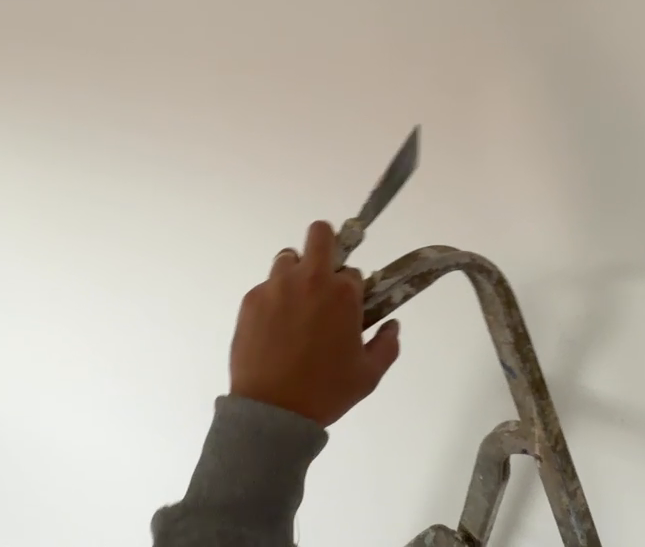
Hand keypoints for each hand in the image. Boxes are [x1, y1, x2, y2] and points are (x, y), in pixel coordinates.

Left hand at [228, 221, 401, 426]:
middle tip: (322, 273)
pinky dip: (272, 300)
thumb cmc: (326, 391)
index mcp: (343, 293)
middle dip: (325, 243)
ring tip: (294, 306)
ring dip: (295, 274)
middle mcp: (310, 279)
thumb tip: (392, 325)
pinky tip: (272, 329)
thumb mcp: (368, 375)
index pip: (353, 271)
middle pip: (320, 232)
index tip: (346, 308)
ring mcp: (277, 286)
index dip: (351, 288)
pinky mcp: (251, 299)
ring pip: (288, 258)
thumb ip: (386, 345)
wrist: (272, 412)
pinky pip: (265, 287)